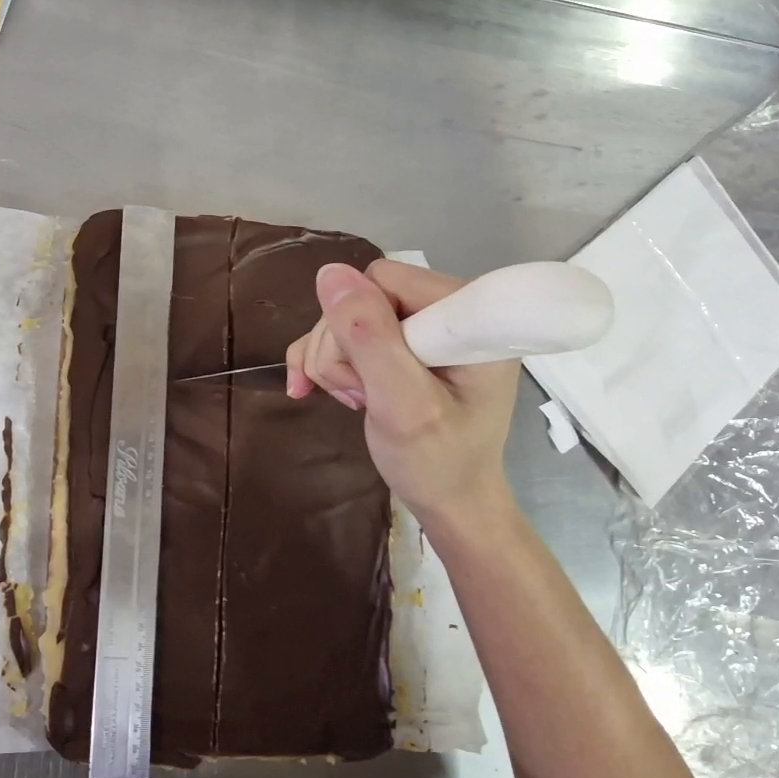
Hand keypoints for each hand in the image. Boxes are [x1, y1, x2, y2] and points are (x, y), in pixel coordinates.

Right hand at [286, 260, 521, 525]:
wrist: (451, 503)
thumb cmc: (437, 463)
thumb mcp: (403, 407)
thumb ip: (370, 339)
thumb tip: (329, 274)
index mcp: (466, 314)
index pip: (383, 282)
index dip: (358, 327)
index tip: (368, 381)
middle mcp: (448, 309)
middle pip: (360, 298)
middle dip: (341, 348)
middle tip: (358, 396)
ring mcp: (423, 326)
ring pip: (345, 315)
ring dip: (331, 360)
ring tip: (354, 400)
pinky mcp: (402, 342)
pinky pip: (342, 331)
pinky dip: (323, 361)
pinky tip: (312, 389)